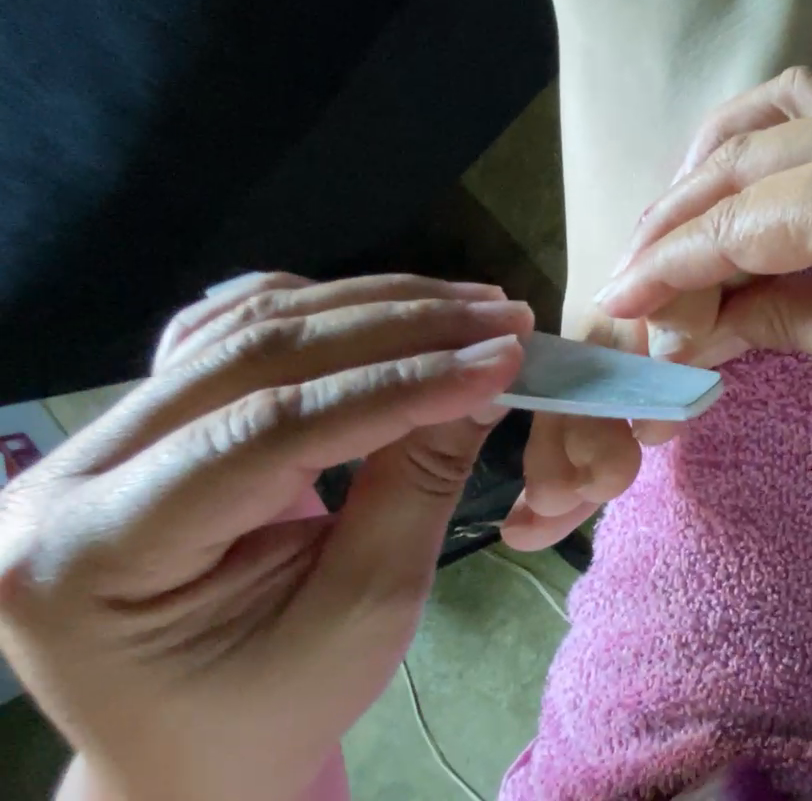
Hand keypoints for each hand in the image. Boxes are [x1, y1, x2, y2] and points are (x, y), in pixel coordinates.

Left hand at [0, 273, 532, 800]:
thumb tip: (489, 381)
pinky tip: (393, 308)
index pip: (268, 429)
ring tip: (475, 306)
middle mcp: (66, 478)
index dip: (402, 384)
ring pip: (244, 327)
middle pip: (252, 356)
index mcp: (90, 555)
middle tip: (506, 320)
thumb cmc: (279, 701)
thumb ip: (422, 481)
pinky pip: (229, 335)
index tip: (506, 359)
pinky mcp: (140, 424)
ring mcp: (93, 442)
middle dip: (401, 326)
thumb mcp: (369, 605)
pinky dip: (324, 310)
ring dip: (375, 306)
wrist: (198, 745)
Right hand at [596, 68, 811, 453]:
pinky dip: (789, 127)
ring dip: (727, 152)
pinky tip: (768, 171)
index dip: (670, 265)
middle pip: (754, 154)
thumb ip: (786, 320)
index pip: (746, 217)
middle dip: (684, 214)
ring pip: (791, 102)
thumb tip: (699, 324)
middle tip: (638, 273)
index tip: (616, 304)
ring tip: (684, 212)